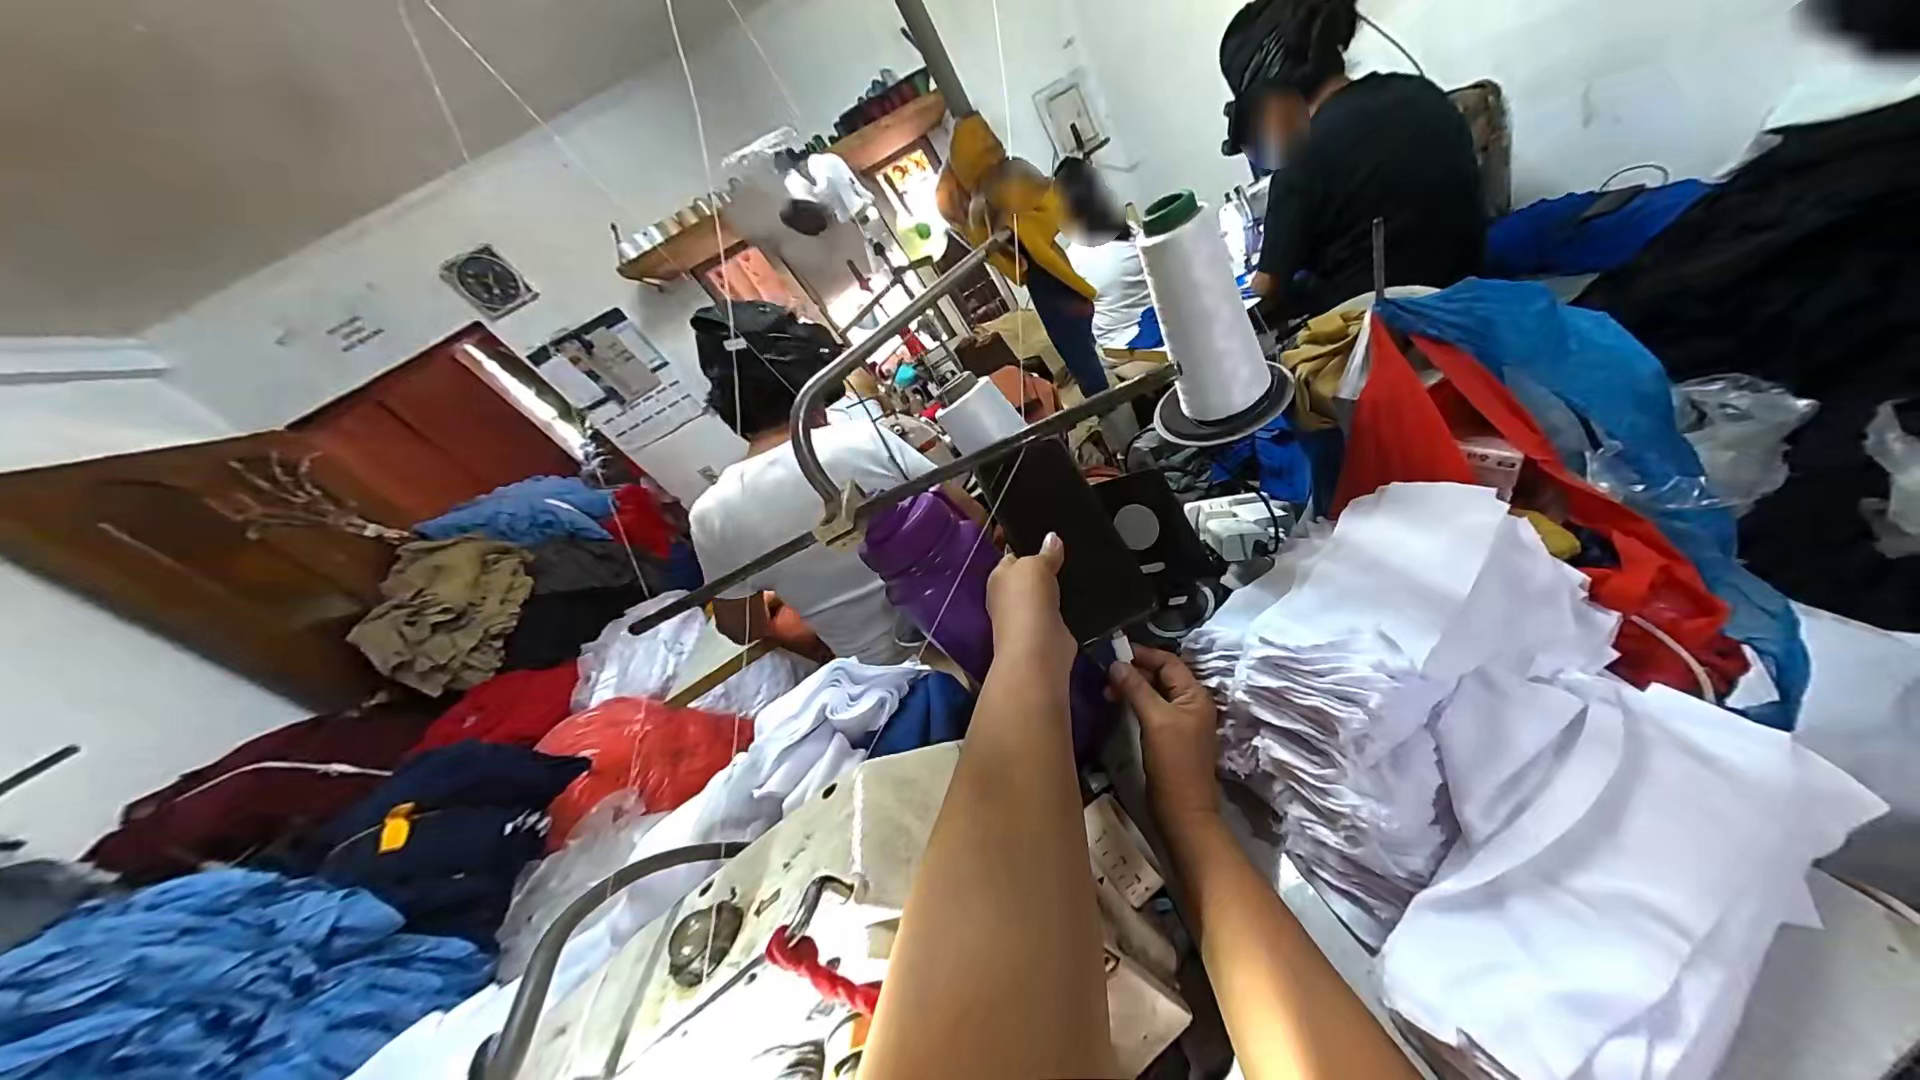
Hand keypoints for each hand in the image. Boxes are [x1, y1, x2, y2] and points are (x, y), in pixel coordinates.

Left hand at [985, 532, 1075, 670]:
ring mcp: (1029, 614)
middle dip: (1049, 566)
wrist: (1039, 647)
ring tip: (1082, 567)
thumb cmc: (1027, 600)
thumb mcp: (1034, 565)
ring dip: (1061, 585)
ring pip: (1049, 592)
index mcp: (998, 577)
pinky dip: (1071, 603)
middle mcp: (1010, 596)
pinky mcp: (1049, 628)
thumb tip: (1052, 538)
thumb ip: (1044, 552)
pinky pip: (1061, 608)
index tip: (1053, 536)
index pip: (1013, 556)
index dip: (1030, 546)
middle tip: (1072, 551)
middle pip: (1032, 575)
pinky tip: (1085, 592)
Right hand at [1108, 646, 1220, 823]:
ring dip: (1131, 687)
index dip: (1143, 654)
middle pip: (1161, 676)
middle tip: (1105, 672)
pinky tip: (1116, 704)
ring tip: (1107, 690)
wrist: (1182, 811)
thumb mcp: (1155, 720)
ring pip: (1153, 692)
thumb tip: (1116, 663)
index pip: (1169, 662)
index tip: (1114, 650)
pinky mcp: (1168, 736)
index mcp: (1195, 696)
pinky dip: (1134, 702)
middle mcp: (1190, 704)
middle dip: (1134, 670)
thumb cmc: (1173, 763)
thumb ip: (1136, 688)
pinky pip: (1150, 709)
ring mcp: (1180, 721)